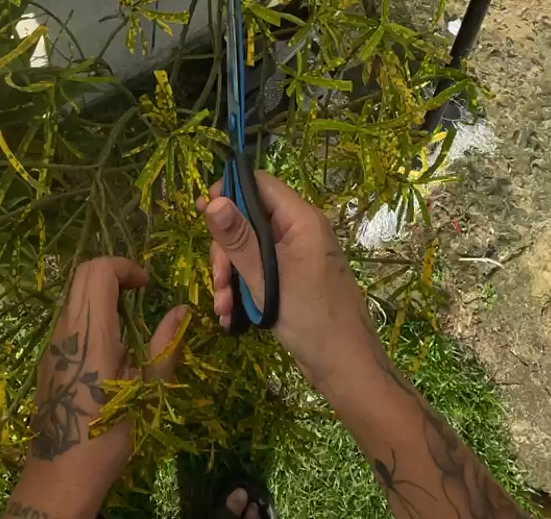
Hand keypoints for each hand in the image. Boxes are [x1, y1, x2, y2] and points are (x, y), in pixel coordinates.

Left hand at [6, 257, 189, 518]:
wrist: (60, 476)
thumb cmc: (109, 434)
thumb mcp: (146, 391)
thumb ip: (165, 345)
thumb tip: (182, 310)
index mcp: (92, 332)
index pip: (99, 270)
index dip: (125, 267)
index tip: (147, 286)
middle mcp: (67, 329)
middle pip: (83, 274)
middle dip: (113, 272)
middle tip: (138, 293)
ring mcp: (53, 343)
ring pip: (74, 294)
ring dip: (100, 292)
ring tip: (127, 320)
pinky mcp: (48, 358)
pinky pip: (69, 317)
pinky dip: (90, 312)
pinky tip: (109, 347)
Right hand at [203, 172, 380, 398]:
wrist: (346, 367)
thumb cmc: (311, 319)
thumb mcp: (266, 279)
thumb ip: (238, 238)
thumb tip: (213, 201)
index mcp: (301, 219)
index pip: (259, 183)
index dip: (228, 192)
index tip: (203, 214)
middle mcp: (299, 229)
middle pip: (249, 218)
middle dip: (227, 249)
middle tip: (218, 279)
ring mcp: (297, 253)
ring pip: (250, 247)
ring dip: (231, 273)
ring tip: (223, 306)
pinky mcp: (293, 275)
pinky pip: (261, 267)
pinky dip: (244, 285)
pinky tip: (231, 312)